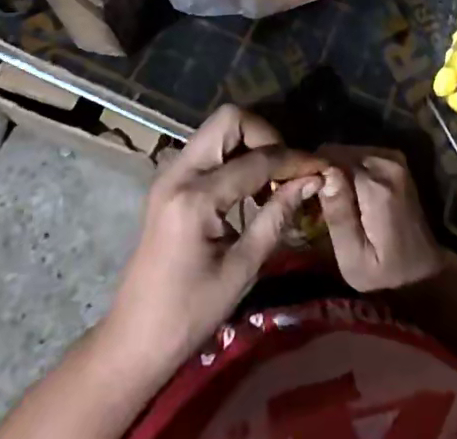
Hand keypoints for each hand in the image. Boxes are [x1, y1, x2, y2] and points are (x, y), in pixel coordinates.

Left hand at [102, 106, 327, 373]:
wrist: (136, 336)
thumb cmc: (190, 313)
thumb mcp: (242, 269)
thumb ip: (276, 217)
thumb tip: (312, 181)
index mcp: (195, 198)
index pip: (256, 160)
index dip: (293, 161)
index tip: (320, 168)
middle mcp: (177, 172)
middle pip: (229, 120)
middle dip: (266, 136)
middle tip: (287, 171)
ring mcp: (169, 173)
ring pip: (218, 130)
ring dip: (250, 145)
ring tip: (273, 184)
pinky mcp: (169, 182)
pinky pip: (208, 149)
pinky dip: (235, 157)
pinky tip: (251, 190)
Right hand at [316, 146, 447, 292]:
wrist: (424, 268)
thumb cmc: (386, 271)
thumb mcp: (354, 258)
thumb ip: (338, 215)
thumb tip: (325, 174)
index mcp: (376, 185)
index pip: (330, 158)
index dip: (314, 173)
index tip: (306, 193)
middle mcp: (387, 163)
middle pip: (339, 151)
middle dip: (324, 170)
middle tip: (317, 199)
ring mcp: (394, 158)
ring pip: (348, 150)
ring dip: (336, 169)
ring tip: (331, 197)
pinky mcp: (395, 160)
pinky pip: (360, 154)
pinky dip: (349, 168)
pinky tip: (347, 192)